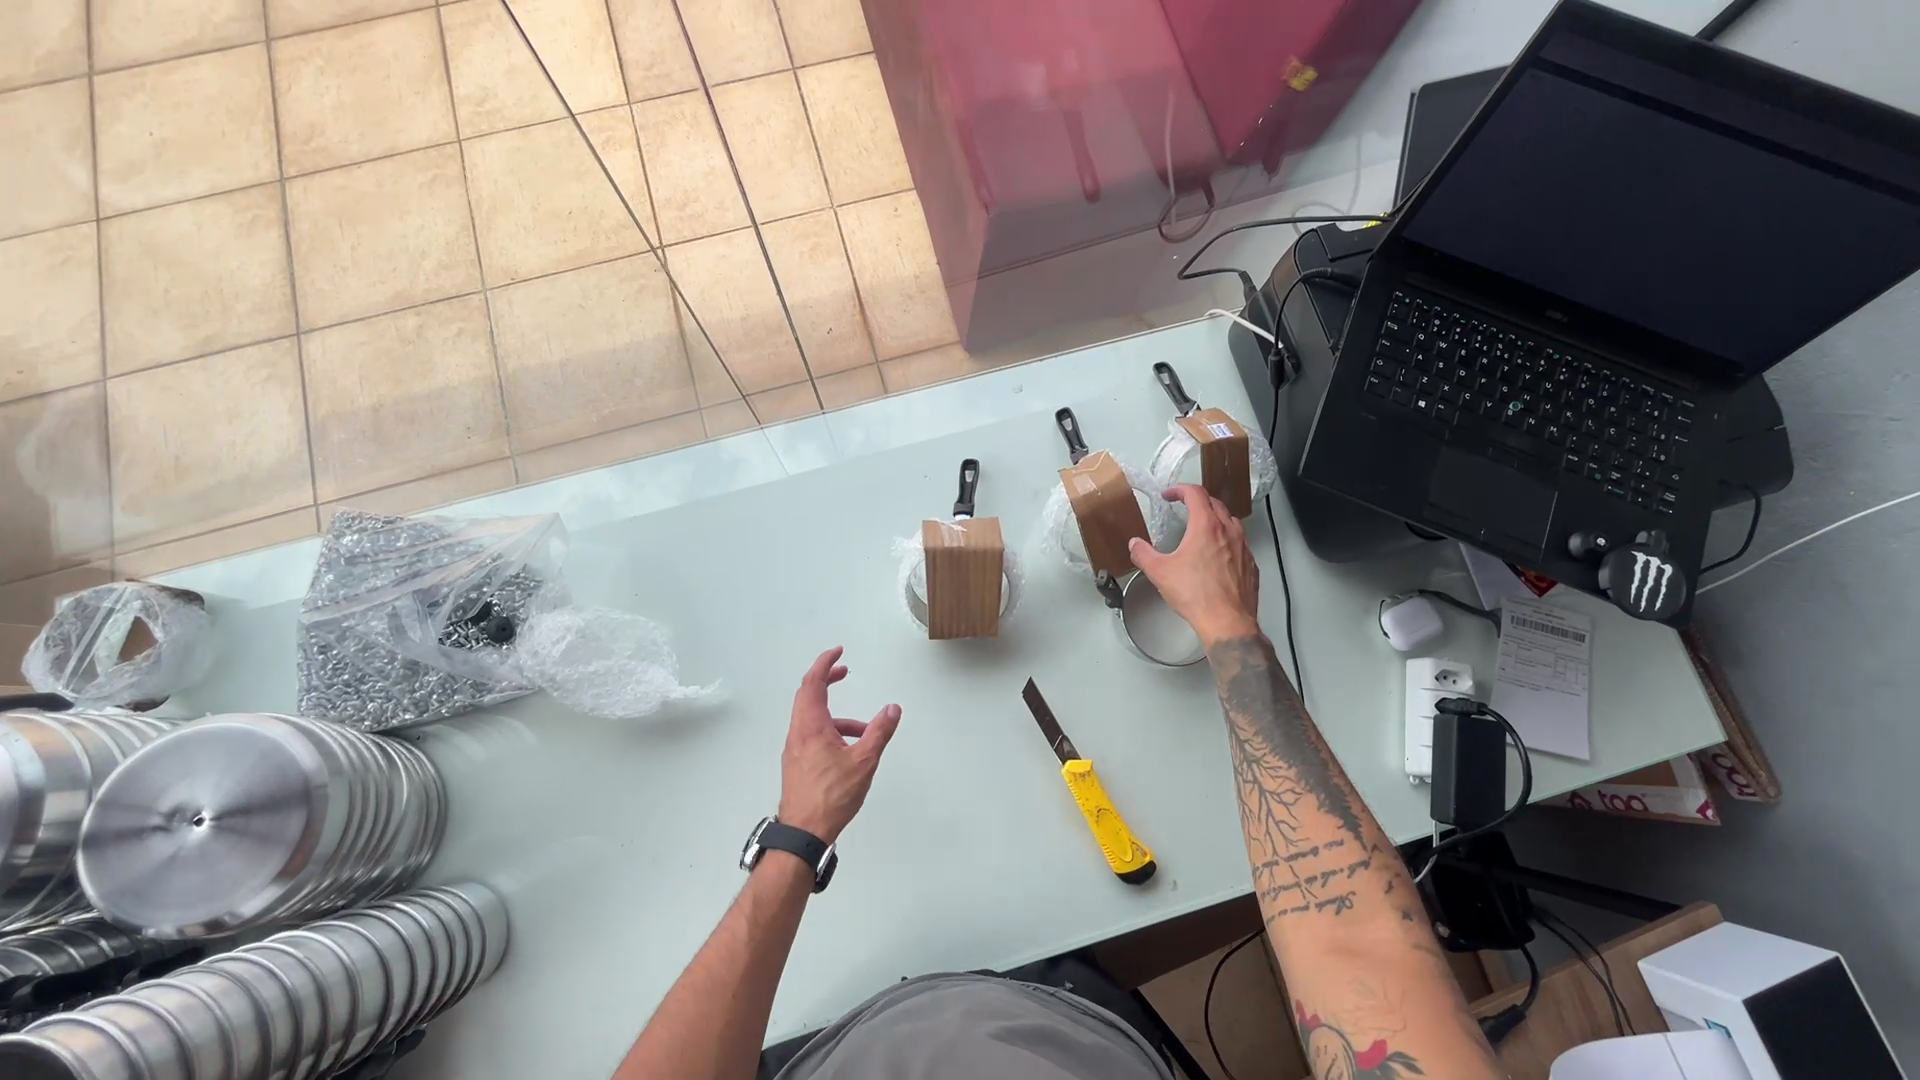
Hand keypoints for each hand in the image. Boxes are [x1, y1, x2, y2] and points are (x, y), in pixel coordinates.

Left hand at [777, 647, 901, 843]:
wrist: (803, 832)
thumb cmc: (831, 797)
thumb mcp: (864, 761)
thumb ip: (879, 732)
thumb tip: (892, 709)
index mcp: (811, 726)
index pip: (813, 683)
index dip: (825, 663)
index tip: (837, 652)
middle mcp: (798, 733)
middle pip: (807, 696)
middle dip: (826, 680)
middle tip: (843, 671)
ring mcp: (795, 750)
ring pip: (811, 719)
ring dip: (835, 715)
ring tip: (862, 731)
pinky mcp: (797, 764)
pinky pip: (812, 736)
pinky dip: (830, 732)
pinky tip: (848, 753)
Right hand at [1128, 484, 1261, 649]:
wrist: (1226, 621)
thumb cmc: (1195, 595)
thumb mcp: (1159, 572)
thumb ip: (1143, 554)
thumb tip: (1135, 544)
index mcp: (1206, 527)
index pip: (1195, 493)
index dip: (1180, 489)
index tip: (1169, 494)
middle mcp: (1228, 531)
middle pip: (1215, 503)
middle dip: (1198, 501)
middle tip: (1184, 507)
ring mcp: (1243, 547)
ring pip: (1231, 521)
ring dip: (1215, 518)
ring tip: (1202, 528)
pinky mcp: (1251, 564)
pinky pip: (1240, 543)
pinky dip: (1228, 540)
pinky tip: (1218, 554)